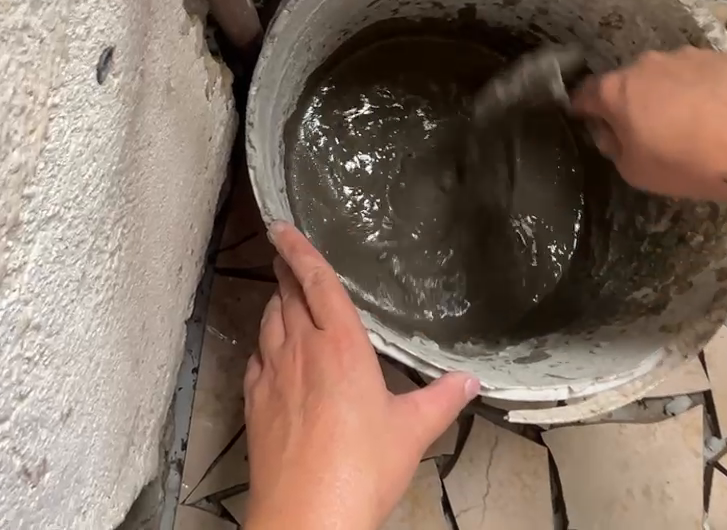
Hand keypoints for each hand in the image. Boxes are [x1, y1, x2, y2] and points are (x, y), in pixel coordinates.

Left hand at [243, 222, 478, 529]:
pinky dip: (263, 344)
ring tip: (283, 295)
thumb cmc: (363, 468)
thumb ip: (441, 400)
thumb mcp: (411, 433)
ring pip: (269, 321)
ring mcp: (272, 373)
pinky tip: (270, 352)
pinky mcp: (254, 400)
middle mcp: (301, 348)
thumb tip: (471, 380)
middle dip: (285, 269)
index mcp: (340, 344)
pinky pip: (256, 357)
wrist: (306, 517)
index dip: (299, 249)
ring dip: (275, 302)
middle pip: (288, 294)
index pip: (316, 281)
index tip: (281, 225)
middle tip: (283, 252)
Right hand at [571, 46, 726, 201]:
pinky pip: (702, 74)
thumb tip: (614, 133)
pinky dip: (704, 90)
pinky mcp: (722, 57)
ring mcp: (684, 57)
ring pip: (666, 75)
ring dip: (670, 94)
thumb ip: (614, 148)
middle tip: (652, 133)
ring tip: (697, 125)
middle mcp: (643, 65)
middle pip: (626, 82)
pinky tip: (725, 116)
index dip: (585, 111)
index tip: (594, 125)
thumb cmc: (688, 164)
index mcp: (614, 90)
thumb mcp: (634, 172)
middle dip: (632, 103)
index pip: (583, 94)